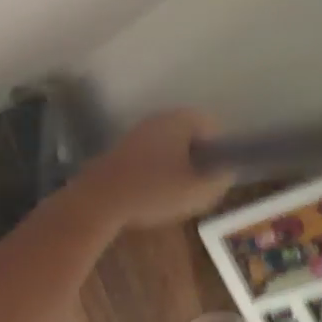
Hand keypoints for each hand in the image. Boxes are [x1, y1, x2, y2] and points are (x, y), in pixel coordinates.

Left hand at [72, 109, 234, 230]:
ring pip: (166, 148)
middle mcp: (155, 120)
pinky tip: (149, 196)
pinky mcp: (117, 152)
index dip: (219, 148)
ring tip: (172, 195)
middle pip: (187, 135)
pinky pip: (146, 159)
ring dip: (173, 167)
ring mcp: (133, 134)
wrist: (98, 201)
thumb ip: (220, 179)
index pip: (211, 124)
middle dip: (195, 158)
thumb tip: (223, 172)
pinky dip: (152, 173)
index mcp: (178, 120)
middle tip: (196, 185)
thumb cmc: (154, 192)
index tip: (214, 173)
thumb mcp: (199, 191)